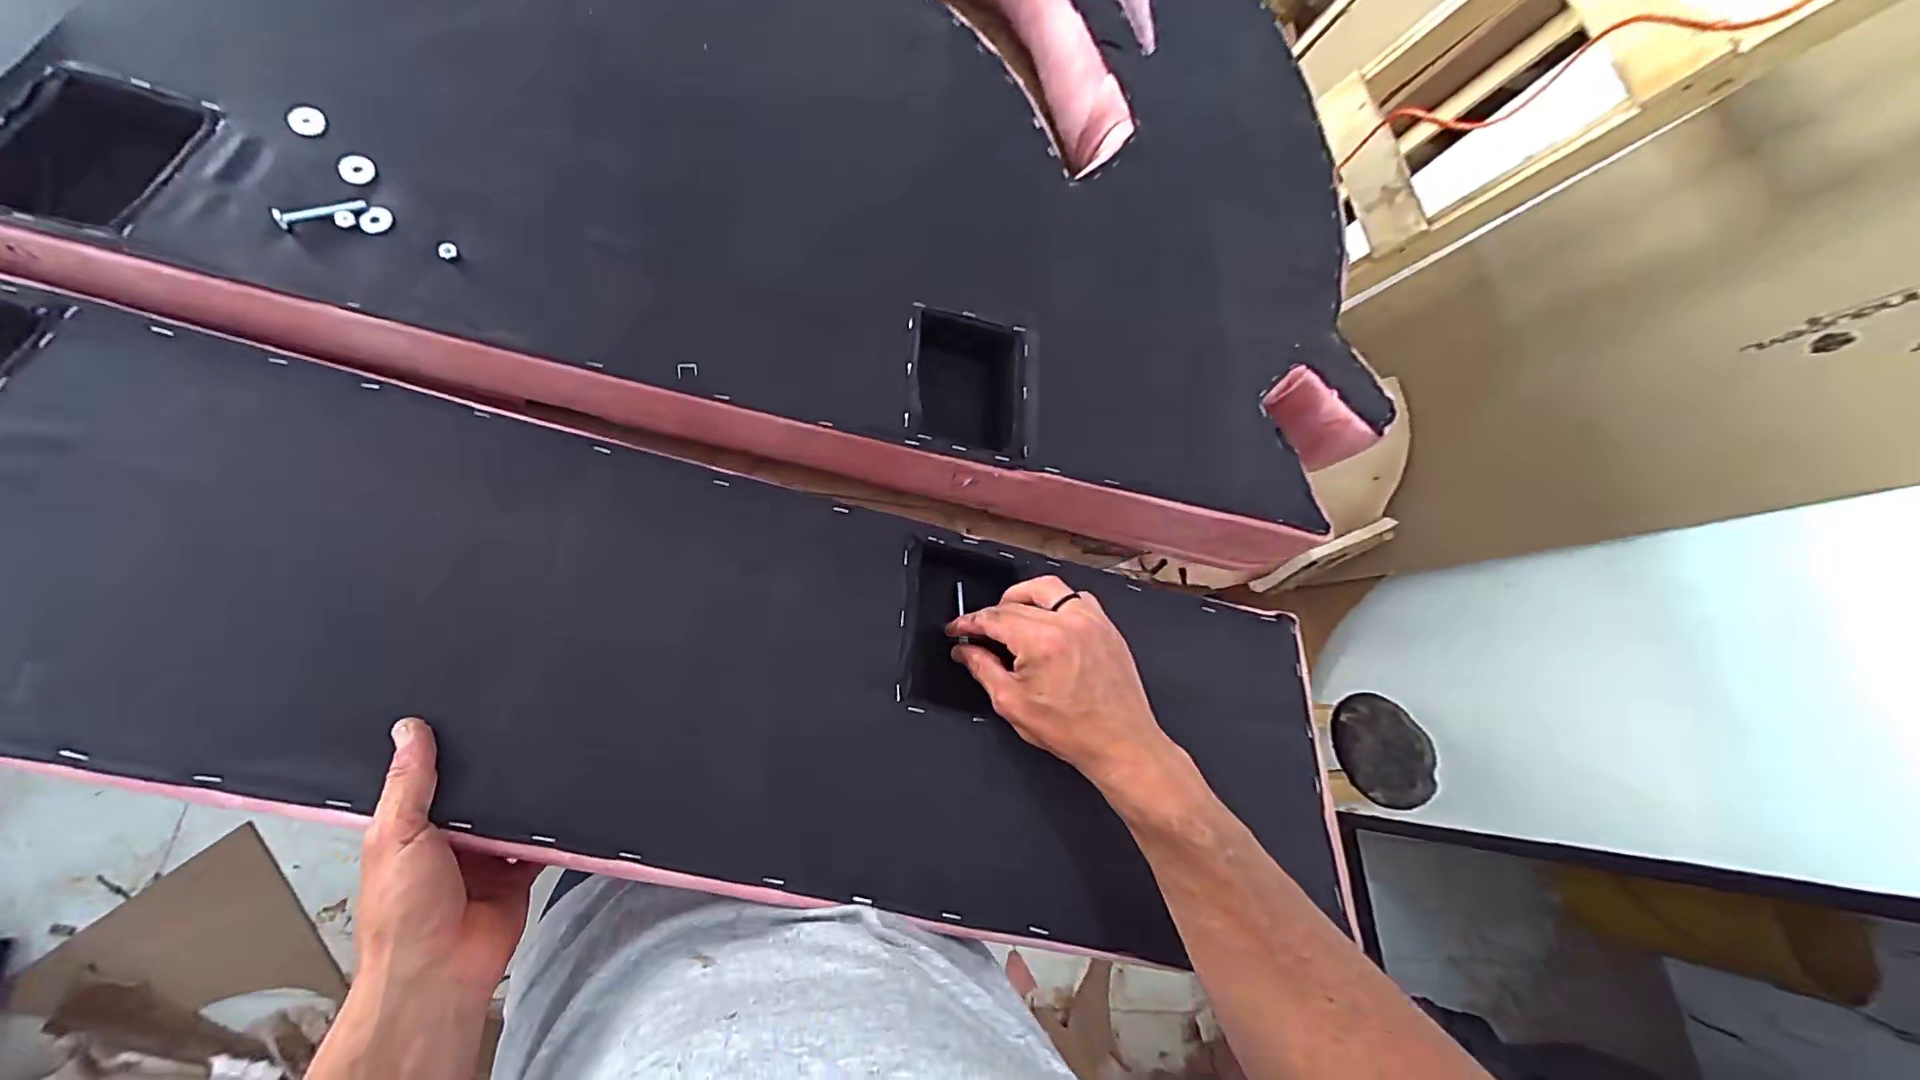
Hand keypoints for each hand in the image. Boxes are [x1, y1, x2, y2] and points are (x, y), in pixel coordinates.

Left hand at [357, 718, 538, 994]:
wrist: (441, 971)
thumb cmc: (401, 920)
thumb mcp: (396, 838)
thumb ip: (409, 785)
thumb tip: (409, 731)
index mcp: (412, 832)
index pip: (431, 780)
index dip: (446, 753)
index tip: (465, 720)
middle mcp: (450, 842)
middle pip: (481, 794)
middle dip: (497, 776)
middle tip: (518, 739)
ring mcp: (487, 857)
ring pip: (515, 813)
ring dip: (526, 801)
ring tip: (545, 766)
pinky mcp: (519, 870)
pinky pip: (543, 840)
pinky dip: (553, 829)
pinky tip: (562, 807)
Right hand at [947, 576, 1184, 796]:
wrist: (1120, 743)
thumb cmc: (1075, 731)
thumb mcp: (1012, 703)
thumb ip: (983, 669)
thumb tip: (966, 651)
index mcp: (1042, 641)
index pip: (994, 617)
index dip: (968, 622)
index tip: (957, 629)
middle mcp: (1069, 623)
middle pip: (1015, 602)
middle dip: (991, 615)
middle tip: (978, 634)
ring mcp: (1091, 621)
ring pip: (1047, 588)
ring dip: (1022, 597)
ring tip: (1010, 618)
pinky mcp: (1106, 627)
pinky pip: (1076, 598)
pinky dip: (1056, 603)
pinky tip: (1047, 621)